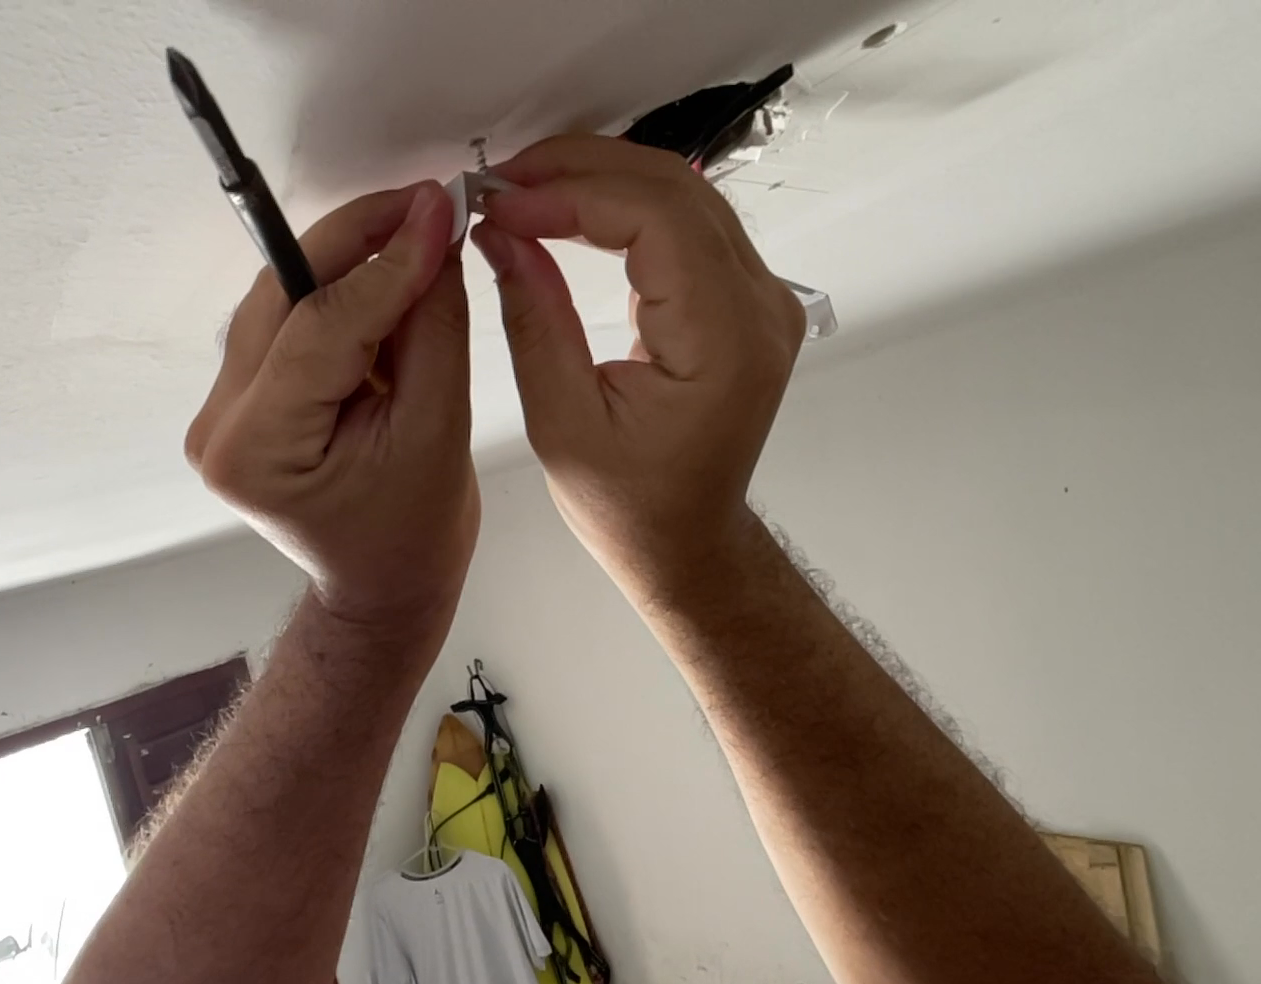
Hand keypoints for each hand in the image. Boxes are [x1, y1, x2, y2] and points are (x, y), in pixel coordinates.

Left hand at [186, 182, 478, 629]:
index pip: (320, 325)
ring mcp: (220, 416)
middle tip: (423, 209)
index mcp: (258, 453)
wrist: (380, 586)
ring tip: (415, 256)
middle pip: (284, 297)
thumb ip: (431, 327)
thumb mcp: (438, 429)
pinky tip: (385, 296)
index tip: (437, 209)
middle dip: (357, 244)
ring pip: (282, 302)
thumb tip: (432, 236)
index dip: (385, 260)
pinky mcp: (237, 405)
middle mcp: (220, 429)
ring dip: (349, 270)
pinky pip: (286, 326)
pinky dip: (337, 302)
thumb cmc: (412, 536)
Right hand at [469, 134, 805, 600]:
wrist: (684, 538)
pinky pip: (684, 225)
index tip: (503, 203)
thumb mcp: (562, 422)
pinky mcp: (740, 301)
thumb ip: (535, 321)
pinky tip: (570, 212)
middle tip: (505, 180)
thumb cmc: (628, 506)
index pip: (657, 220)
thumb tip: (502, 235)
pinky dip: (622, 207)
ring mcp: (759, 299)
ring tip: (526, 189)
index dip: (572, 195)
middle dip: (581, 168)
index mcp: (724, 343)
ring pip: (682, 195)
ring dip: (600, 179)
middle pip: (675, 189)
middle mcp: (759, 307)